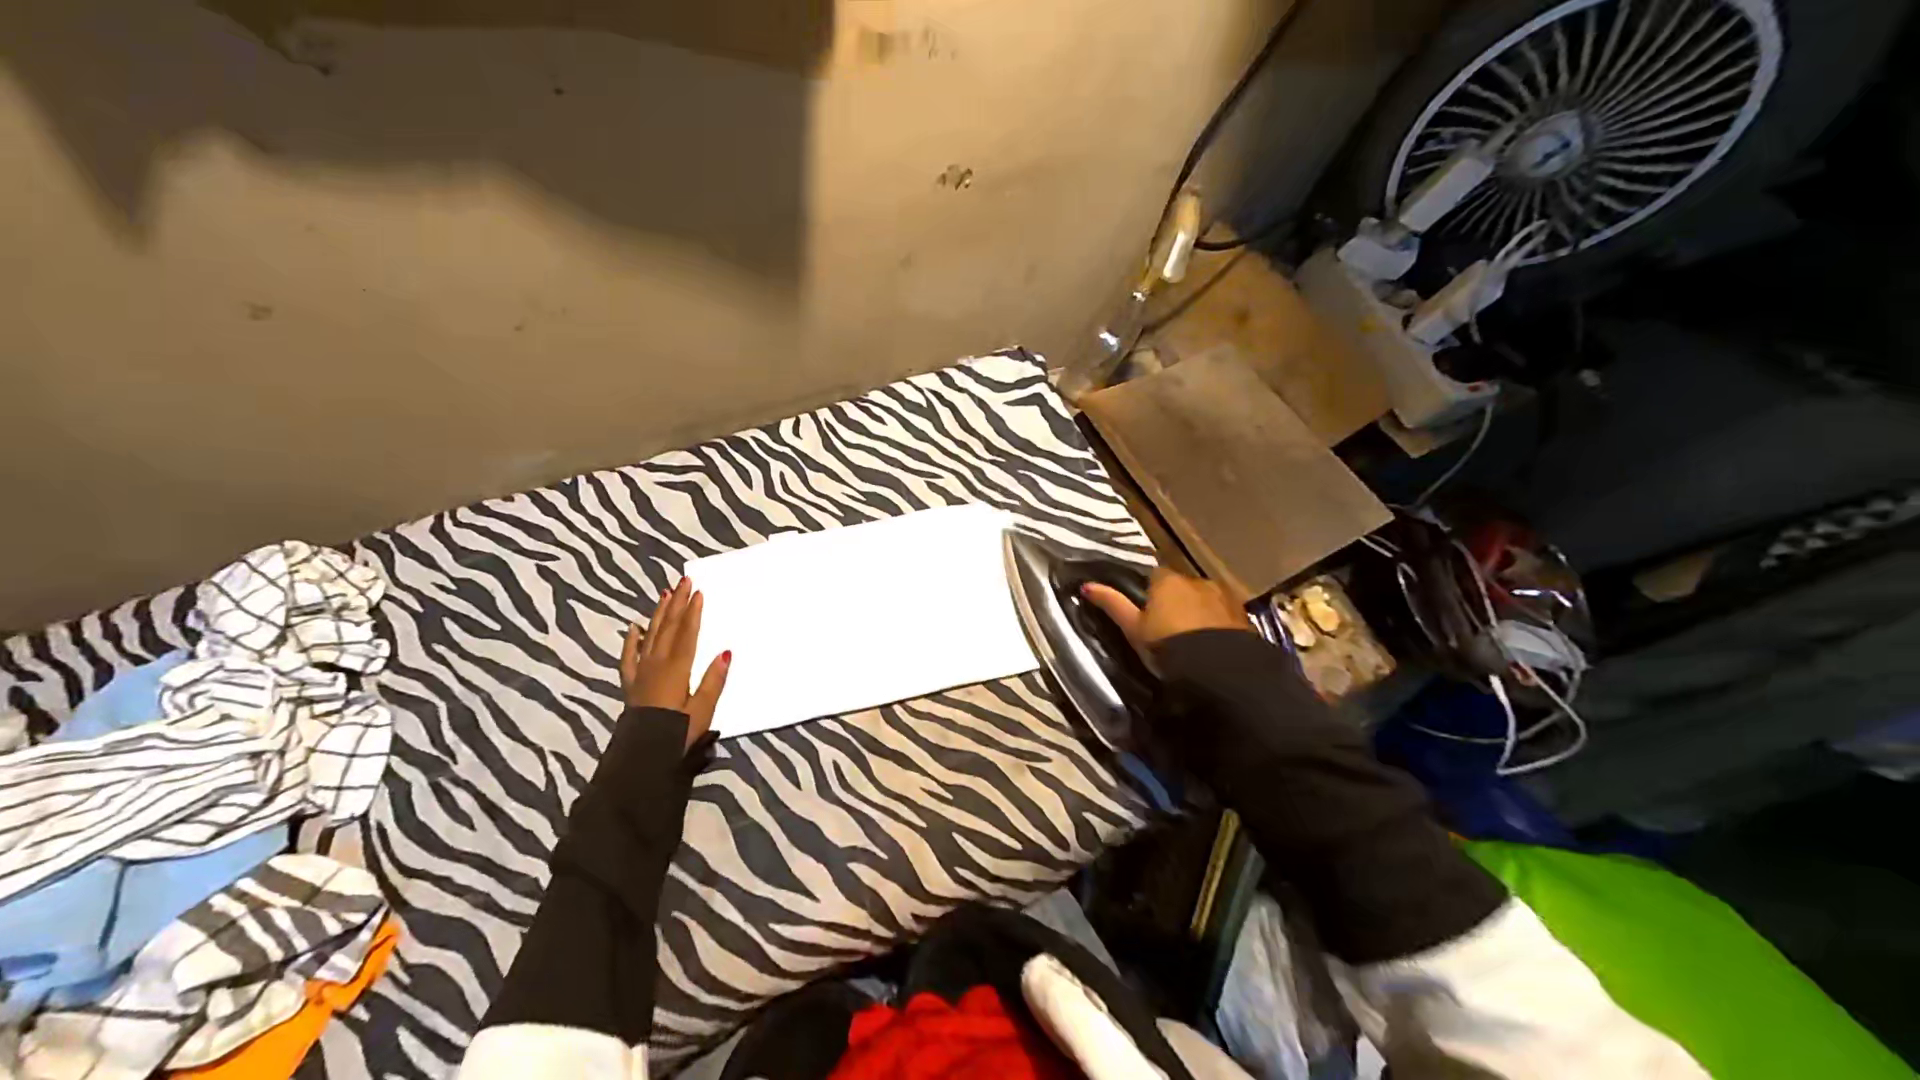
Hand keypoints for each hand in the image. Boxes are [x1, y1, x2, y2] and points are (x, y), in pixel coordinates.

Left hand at [622, 577, 730, 749]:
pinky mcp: (631, 683)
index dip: (693, 611)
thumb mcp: (704, 709)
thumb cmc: (678, 733)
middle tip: (682, 581)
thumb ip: (714, 680)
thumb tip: (725, 651)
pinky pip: (629, 656)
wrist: (643, 755)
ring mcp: (641, 672)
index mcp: (677, 668)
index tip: (698, 591)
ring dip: (658, 613)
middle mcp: (657, 663)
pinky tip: (633, 627)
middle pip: (668, 627)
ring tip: (664, 594)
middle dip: (676, 603)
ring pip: (650, 635)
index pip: (687, 633)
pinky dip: (631, 640)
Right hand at [1082, 569, 1249, 662]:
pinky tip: (1212, 643)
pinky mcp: (1242, 615)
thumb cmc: (1167, 646)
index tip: (1146, 611)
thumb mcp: (1133, 629)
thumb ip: (1112, 604)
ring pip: (1203, 599)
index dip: (1149, 592)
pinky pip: (1223, 614)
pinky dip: (1217, 623)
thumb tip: (1085, 585)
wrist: (1218, 670)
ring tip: (1192, 638)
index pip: (1154, 576)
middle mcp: (1196, 580)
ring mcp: (1222, 596)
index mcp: (1167, 580)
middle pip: (1181, 586)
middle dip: (1176, 600)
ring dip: (1198, 611)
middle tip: (1167, 627)